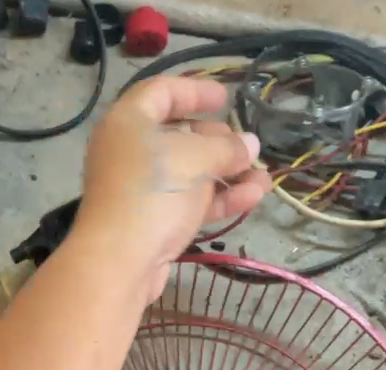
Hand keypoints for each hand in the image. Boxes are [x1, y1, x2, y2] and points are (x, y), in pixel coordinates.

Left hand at [70, 76, 271, 295]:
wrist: (121, 262)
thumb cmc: (154, 193)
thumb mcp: (196, 159)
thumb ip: (226, 148)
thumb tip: (250, 144)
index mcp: (129, 121)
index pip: (162, 92)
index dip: (196, 92)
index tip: (226, 98)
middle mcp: (130, 152)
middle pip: (178, 137)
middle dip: (218, 142)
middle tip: (246, 148)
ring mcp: (140, 191)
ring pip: (188, 175)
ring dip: (227, 176)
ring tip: (263, 179)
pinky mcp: (151, 224)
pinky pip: (187, 204)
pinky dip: (217, 200)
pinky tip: (251, 198)